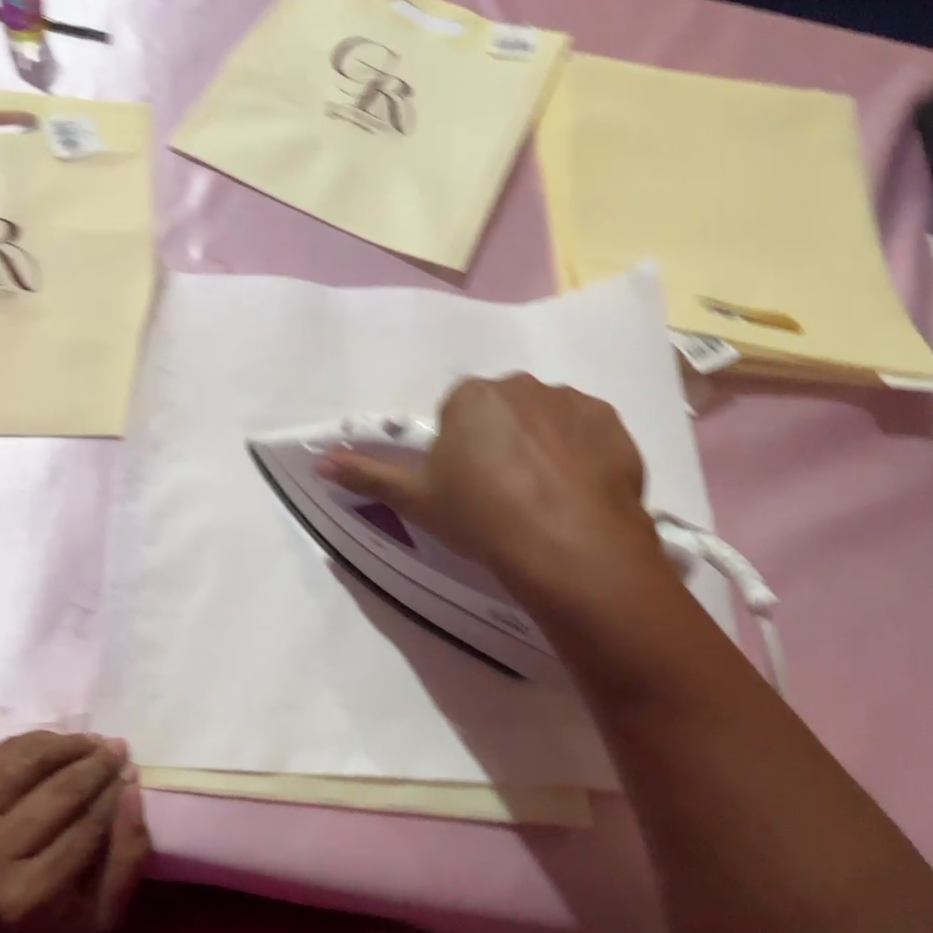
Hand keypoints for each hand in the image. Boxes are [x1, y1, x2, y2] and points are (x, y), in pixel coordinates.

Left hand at [0, 731, 148, 932]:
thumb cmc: (35, 925)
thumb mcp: (95, 914)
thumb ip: (128, 855)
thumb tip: (133, 787)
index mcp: (30, 896)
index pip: (87, 828)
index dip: (113, 794)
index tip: (131, 773)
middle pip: (58, 793)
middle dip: (95, 766)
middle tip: (118, 750)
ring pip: (26, 763)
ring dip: (66, 745)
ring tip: (92, 742)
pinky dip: (34, 742)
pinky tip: (58, 743)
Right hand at [319, 374, 671, 620]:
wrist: (569, 546)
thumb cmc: (480, 518)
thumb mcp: (416, 500)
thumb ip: (368, 474)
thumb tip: (320, 461)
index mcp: (470, 397)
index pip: (457, 414)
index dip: (459, 452)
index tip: (466, 489)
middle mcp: (520, 386)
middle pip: (502, 412)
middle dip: (500, 443)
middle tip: (503, 496)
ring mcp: (572, 401)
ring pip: (546, 421)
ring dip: (542, 447)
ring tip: (544, 500)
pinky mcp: (612, 424)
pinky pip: (587, 434)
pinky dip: (580, 457)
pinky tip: (575, 495)